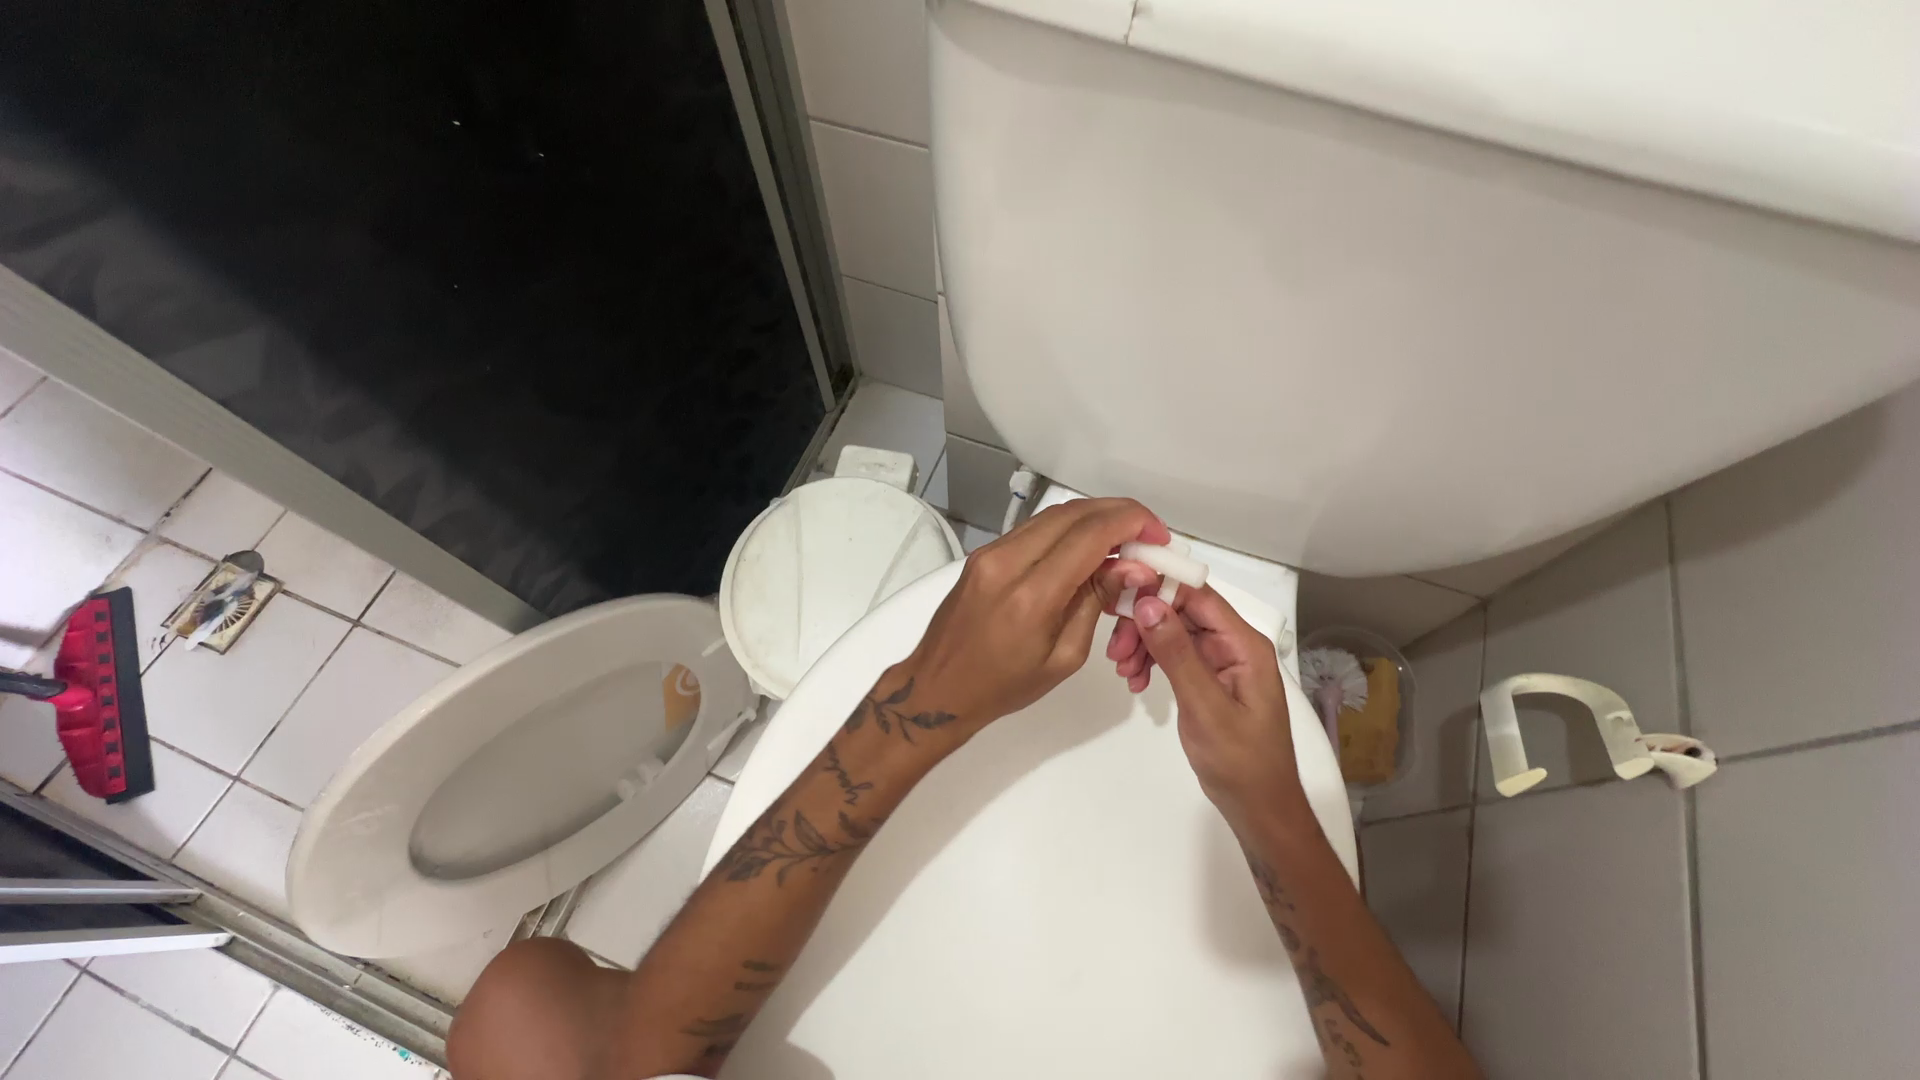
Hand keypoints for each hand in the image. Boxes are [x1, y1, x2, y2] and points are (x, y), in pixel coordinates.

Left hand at [899, 498, 1168, 731]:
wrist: (939, 686)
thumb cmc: (1004, 686)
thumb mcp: (1063, 657)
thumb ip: (1095, 602)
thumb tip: (1132, 566)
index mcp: (1031, 594)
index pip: (1090, 535)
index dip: (1131, 524)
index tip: (1159, 536)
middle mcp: (1007, 561)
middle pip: (1073, 513)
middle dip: (1118, 514)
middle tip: (1148, 533)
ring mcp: (990, 552)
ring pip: (1052, 515)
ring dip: (1093, 518)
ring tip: (1124, 539)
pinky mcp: (982, 554)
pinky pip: (1033, 528)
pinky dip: (1067, 529)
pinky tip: (1087, 547)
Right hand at [1096, 578, 1305, 828]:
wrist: (1258, 807)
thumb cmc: (1239, 761)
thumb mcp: (1205, 706)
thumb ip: (1176, 653)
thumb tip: (1146, 604)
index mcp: (1243, 644)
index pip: (1198, 595)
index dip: (1158, 589)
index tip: (1119, 599)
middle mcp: (1233, 644)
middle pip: (1181, 612)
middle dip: (1144, 623)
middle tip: (1115, 652)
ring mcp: (1220, 662)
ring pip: (1173, 632)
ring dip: (1143, 644)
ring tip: (1123, 672)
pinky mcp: (1208, 678)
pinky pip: (1174, 655)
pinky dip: (1151, 662)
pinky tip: (1135, 682)